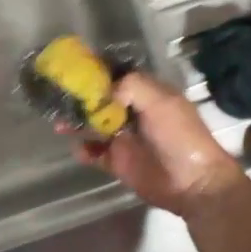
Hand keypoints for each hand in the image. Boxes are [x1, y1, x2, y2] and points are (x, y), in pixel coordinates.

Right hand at [73, 73, 248, 215]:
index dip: (96, 72)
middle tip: (57, 95)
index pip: (117, 76)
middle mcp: (133, 112)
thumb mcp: (160, 102)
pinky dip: (84, 149)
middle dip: (80, 97)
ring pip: (93, 125)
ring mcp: (125, 138)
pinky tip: (77, 147)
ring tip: (59, 122)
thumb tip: (104, 91)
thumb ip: (131, 87)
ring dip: (76, 122)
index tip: (73, 68)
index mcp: (148, 94)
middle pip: (100, 100)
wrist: (193, 183)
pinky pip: (95, 153)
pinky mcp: (118, 162)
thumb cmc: (180, 136)